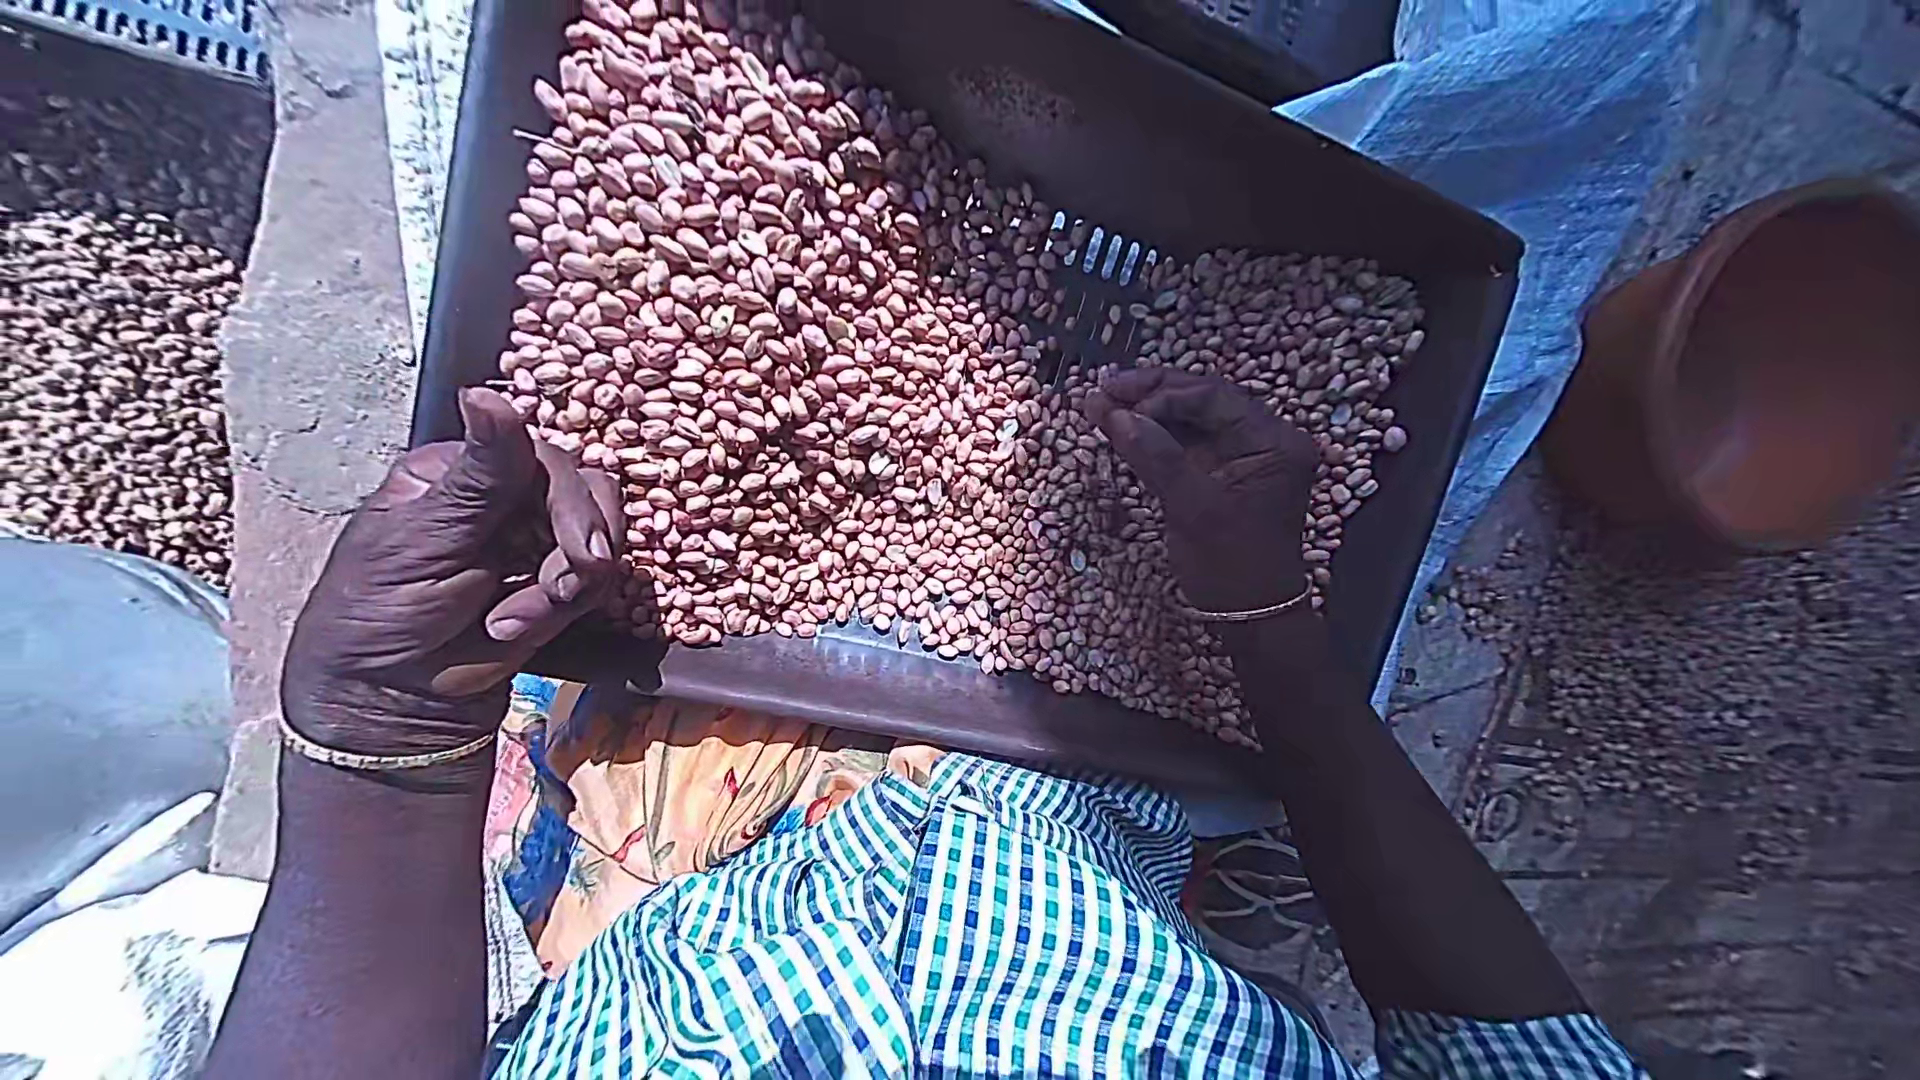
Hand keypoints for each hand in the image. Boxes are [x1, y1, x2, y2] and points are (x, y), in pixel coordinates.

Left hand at [280, 388, 623, 784]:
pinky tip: (522, 625)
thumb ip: (478, 474)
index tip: (584, 551)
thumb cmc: (382, 611)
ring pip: (605, 531)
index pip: (547, 459)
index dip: (573, 503)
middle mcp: (512, 496)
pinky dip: (573, 604)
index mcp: (468, 471)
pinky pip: (601, 575)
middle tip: (565, 588)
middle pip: (589, 492)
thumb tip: (486, 393)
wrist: (395, 698)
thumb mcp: (424, 540)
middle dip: (582, 545)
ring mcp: (542, 536)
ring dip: (577, 579)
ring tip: (526, 615)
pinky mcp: (562, 575)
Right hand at [1084, 368, 1315, 612]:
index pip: (1215, 397)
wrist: (1248, 616)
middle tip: (1103, 389)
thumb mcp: (1194, 510)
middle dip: (1151, 394)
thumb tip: (1114, 414)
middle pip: (1202, 400)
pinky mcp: (1216, 473)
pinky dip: (1150, 436)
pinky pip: (1181, 443)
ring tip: (1102, 404)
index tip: (1119, 407)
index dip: (1163, 396)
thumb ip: (1156, 458)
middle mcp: (1261, 440)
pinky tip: (1120, 427)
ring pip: (1188, 419)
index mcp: (1274, 442)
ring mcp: (1238, 456)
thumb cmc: (1232, 567)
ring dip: (1146, 411)